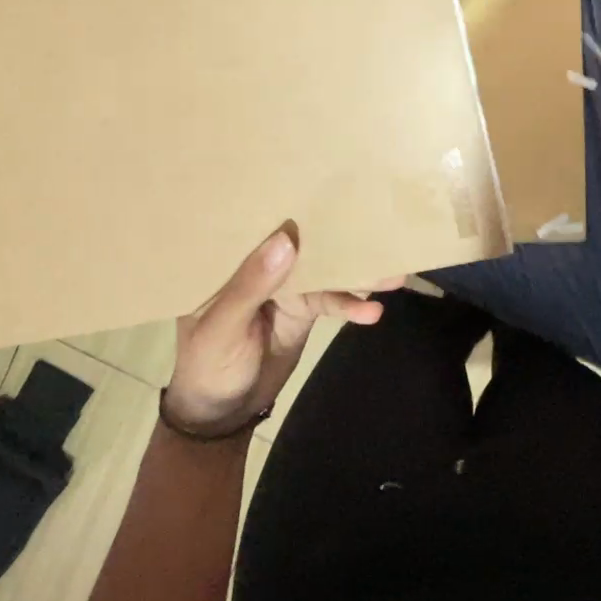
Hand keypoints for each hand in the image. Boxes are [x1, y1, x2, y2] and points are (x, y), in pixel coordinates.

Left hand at [162, 224, 400, 435]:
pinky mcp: (305, 308)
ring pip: (325, 270)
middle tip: (377, 228)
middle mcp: (259, 264)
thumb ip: (250, 287)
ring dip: (356, 273)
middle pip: (301, 242)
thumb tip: (286, 239)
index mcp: (228, 258)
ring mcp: (286, 285)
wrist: (222, 414)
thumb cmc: (206, 366)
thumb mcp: (220, 329)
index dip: (287, 201)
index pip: (258, 221)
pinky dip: (352, 305)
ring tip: (394, 273)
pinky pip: (332, 300)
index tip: (325, 185)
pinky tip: (373, 312)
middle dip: (337, 237)